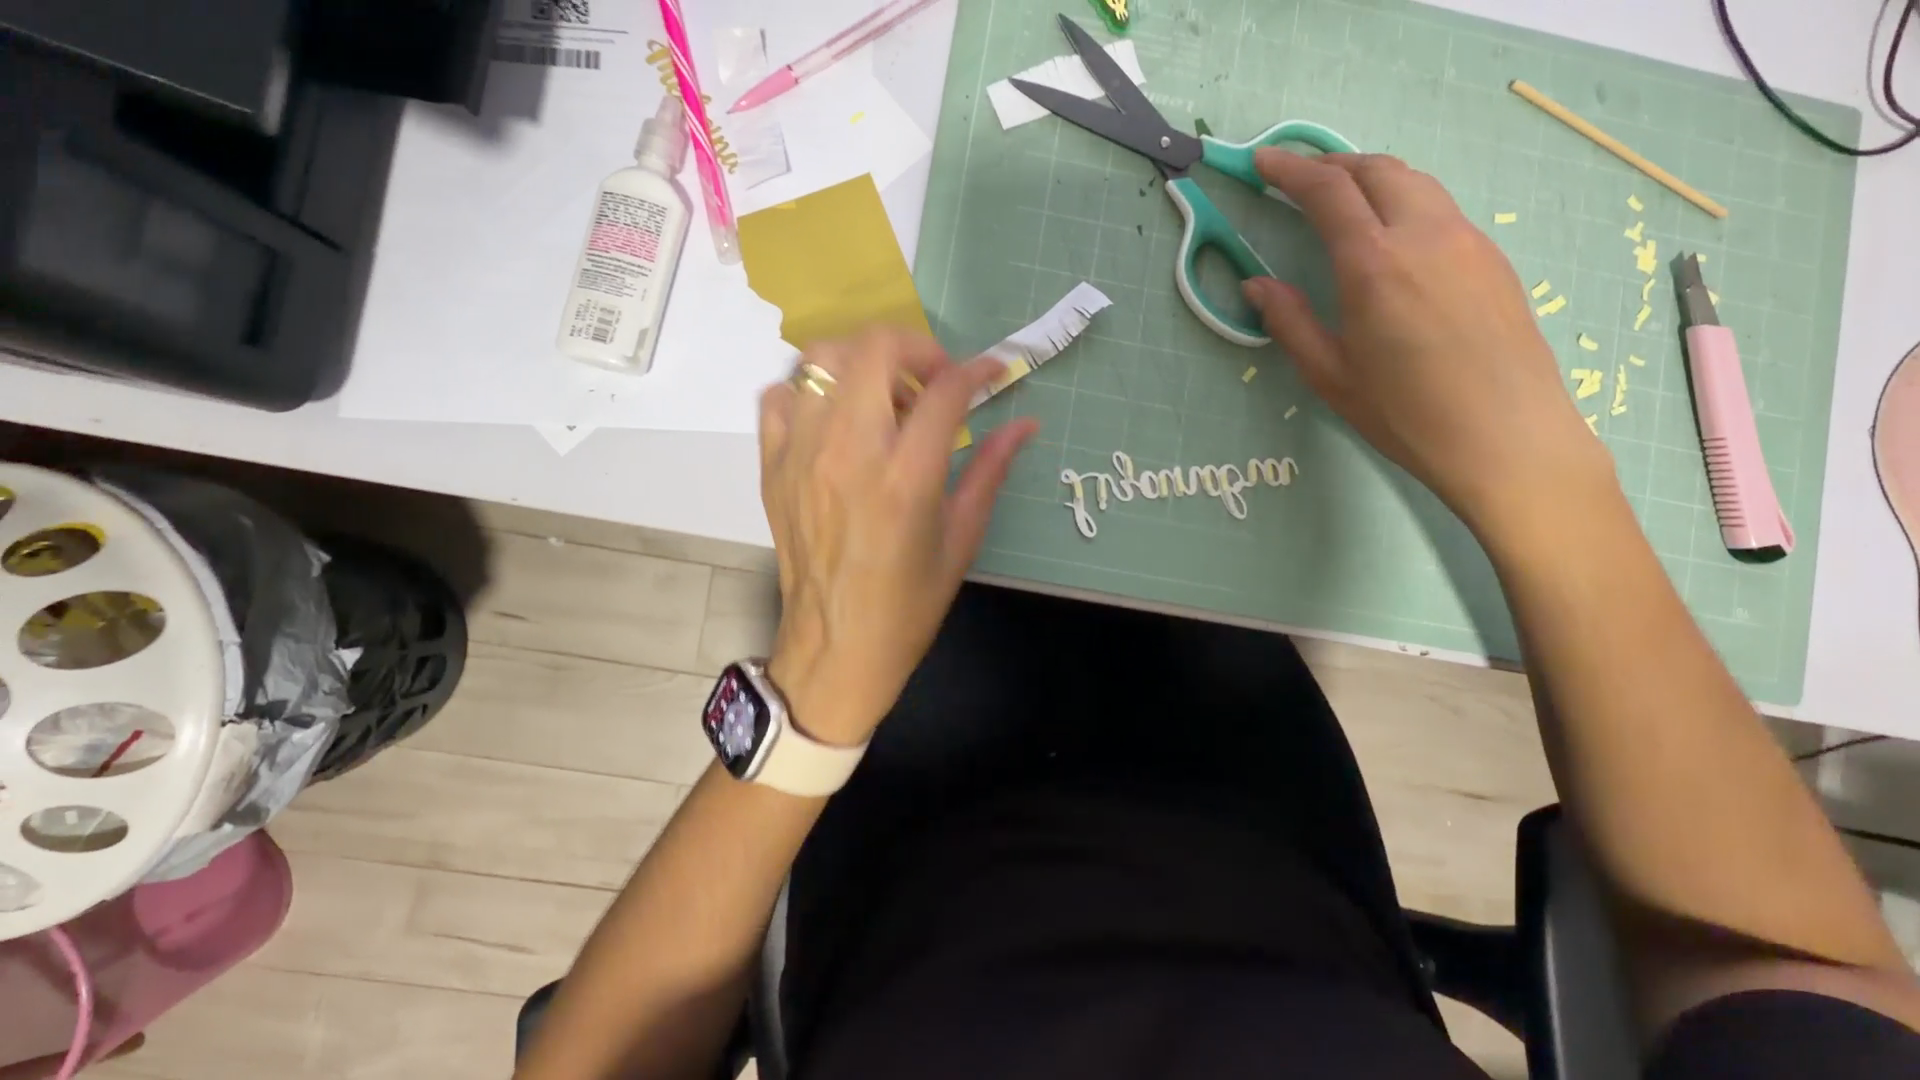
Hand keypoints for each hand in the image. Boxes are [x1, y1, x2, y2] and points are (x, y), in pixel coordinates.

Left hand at [757, 327, 1038, 747]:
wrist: (837, 646)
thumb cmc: (908, 603)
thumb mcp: (961, 539)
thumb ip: (991, 471)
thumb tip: (1024, 424)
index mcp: (906, 478)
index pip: (945, 389)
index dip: (978, 370)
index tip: (992, 374)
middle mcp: (848, 451)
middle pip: (874, 348)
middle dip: (916, 347)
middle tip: (933, 381)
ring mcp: (801, 454)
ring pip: (821, 359)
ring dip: (861, 362)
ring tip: (883, 397)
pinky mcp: (772, 465)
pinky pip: (780, 396)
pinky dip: (809, 390)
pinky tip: (834, 418)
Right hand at [1242, 150, 1616, 539]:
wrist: (1507, 436)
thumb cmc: (1407, 414)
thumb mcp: (1331, 375)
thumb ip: (1290, 322)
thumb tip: (1256, 286)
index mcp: (1374, 263)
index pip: (1327, 191)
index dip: (1290, 169)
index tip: (1262, 162)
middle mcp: (1424, 235)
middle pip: (1376, 169)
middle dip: (1332, 164)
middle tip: (1298, 177)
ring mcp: (1467, 241)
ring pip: (1415, 181)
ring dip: (1372, 177)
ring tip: (1343, 197)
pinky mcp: (1492, 258)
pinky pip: (1441, 208)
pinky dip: (1405, 200)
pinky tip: (1392, 234)